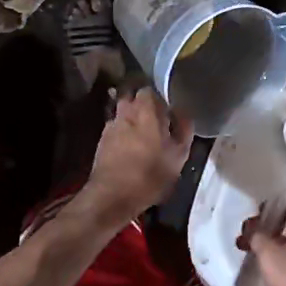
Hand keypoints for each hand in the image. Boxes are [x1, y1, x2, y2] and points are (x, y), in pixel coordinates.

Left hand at [75, 88, 193, 228]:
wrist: (112, 195)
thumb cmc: (150, 174)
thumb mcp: (178, 156)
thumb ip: (184, 130)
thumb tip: (183, 113)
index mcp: (145, 111)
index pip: (149, 90)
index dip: (158, 98)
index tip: (166, 109)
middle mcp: (125, 112)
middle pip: (131, 97)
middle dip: (141, 104)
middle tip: (154, 118)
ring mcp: (110, 126)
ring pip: (121, 112)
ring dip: (130, 117)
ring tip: (141, 132)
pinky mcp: (101, 141)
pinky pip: (114, 127)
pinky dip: (121, 131)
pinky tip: (128, 145)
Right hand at [238, 201, 285, 285]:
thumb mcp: (268, 251)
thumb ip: (257, 235)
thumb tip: (252, 228)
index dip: (275, 205)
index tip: (256, 213)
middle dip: (266, 230)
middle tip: (245, 237)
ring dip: (268, 250)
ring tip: (247, 255)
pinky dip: (274, 267)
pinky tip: (260, 274)